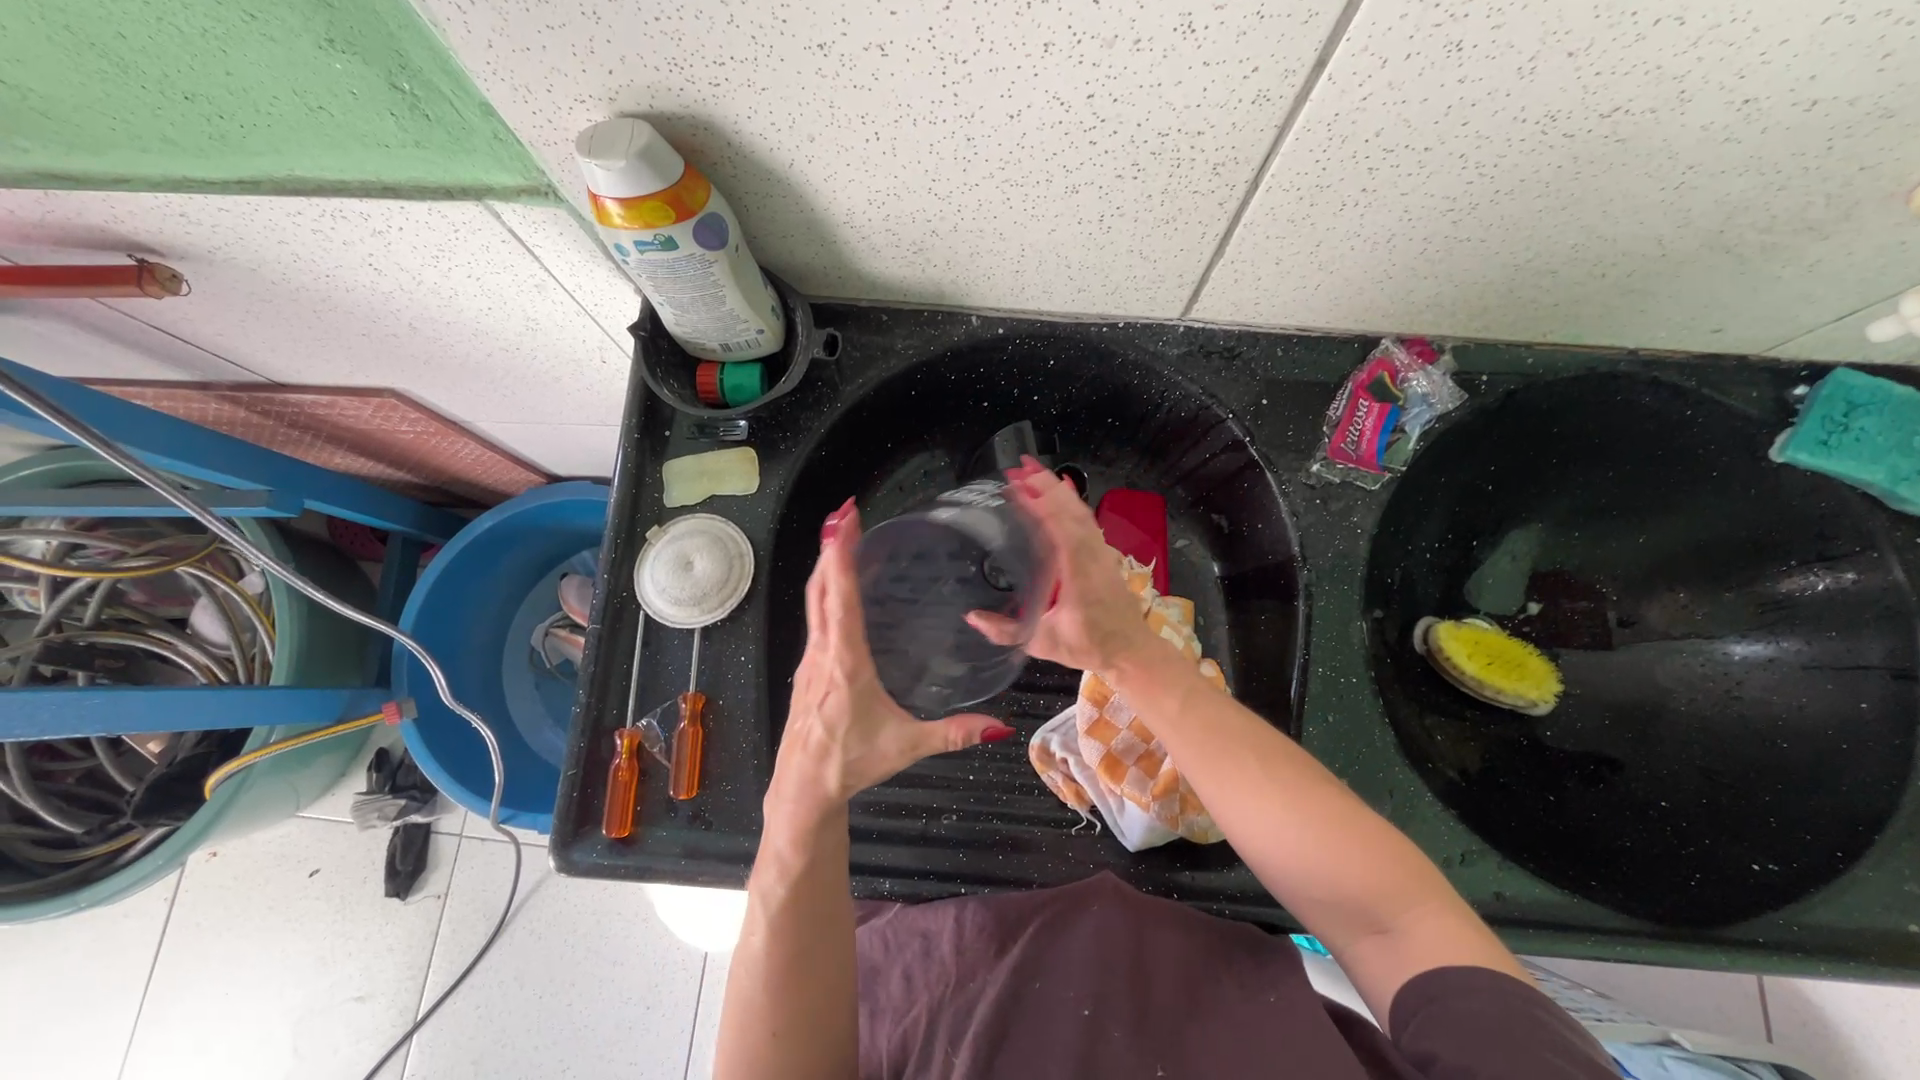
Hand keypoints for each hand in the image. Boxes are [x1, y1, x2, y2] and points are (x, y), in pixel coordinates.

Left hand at [770, 498, 1014, 816]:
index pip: (841, 597)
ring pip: (812, 602)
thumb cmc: (851, 762)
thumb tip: (999, 727)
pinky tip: (833, 591)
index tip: (845, 520)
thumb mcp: (905, 746)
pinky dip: (822, 592)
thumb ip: (953, 734)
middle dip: (831, 548)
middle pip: (820, 589)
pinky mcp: (806, 671)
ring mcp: (808, 661)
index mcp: (845, 661)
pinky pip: (813, 620)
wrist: (803, 788)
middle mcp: (822, 652)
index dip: (842, 555)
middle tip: (844, 514)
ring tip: (839, 539)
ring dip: (824, 568)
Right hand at [967, 457, 1160, 677]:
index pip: (1060, 527)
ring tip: (1030, 472)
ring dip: (1056, 489)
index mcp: (1078, 571)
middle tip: (1016, 469)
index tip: (1017, 486)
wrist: (1129, 651)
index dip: (1039, 503)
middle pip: (1070, 510)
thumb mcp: (1041, 642)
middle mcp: (1092, 554)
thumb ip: (1004, 632)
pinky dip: (1072, 500)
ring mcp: (1100, 551)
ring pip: (1080, 511)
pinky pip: (1087, 519)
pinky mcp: (1103, 553)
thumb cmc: (1087, 646)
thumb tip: (971, 616)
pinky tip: (1061, 487)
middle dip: (1043, 486)